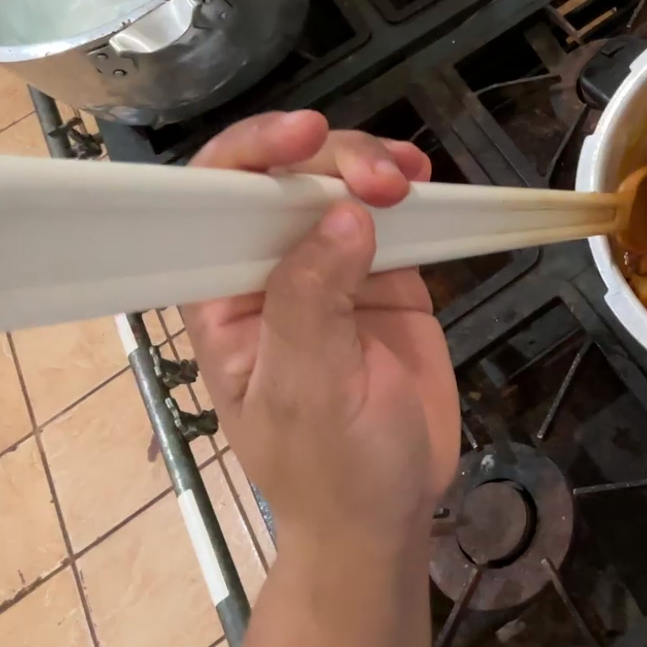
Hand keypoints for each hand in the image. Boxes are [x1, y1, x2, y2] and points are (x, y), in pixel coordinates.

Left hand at [180, 111, 459, 548]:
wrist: (390, 510)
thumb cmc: (330, 468)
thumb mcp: (308, 392)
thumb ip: (313, 303)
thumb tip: (347, 215)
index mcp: (228, 296)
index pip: (216, 203)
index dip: (251, 155)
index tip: (305, 135)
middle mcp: (275, 272)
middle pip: (290, 182)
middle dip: (334, 162)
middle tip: (387, 180)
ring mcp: (336, 272)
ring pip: (344, 190)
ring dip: (375, 166)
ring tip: (414, 176)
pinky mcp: (388, 280)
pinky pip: (397, 221)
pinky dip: (416, 197)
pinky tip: (430, 187)